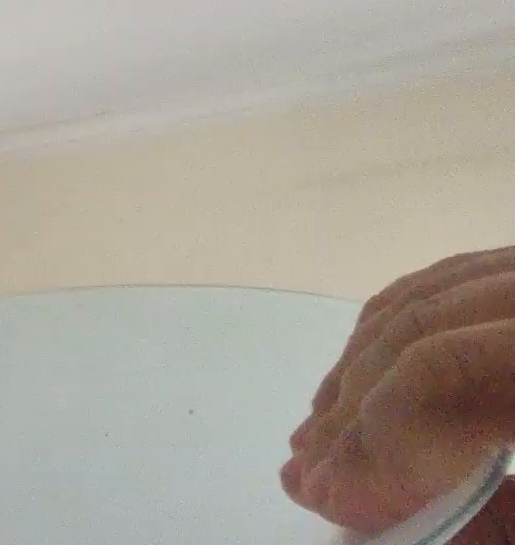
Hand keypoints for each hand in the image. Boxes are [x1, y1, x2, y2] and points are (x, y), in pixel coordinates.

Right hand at [283, 247, 514, 539]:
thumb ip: (513, 512)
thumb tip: (402, 518)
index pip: (448, 376)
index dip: (381, 444)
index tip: (332, 502)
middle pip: (420, 338)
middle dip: (355, 421)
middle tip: (307, 481)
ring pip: (415, 305)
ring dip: (355, 378)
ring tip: (319, 440)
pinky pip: (437, 283)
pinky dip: (384, 335)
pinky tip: (362, 378)